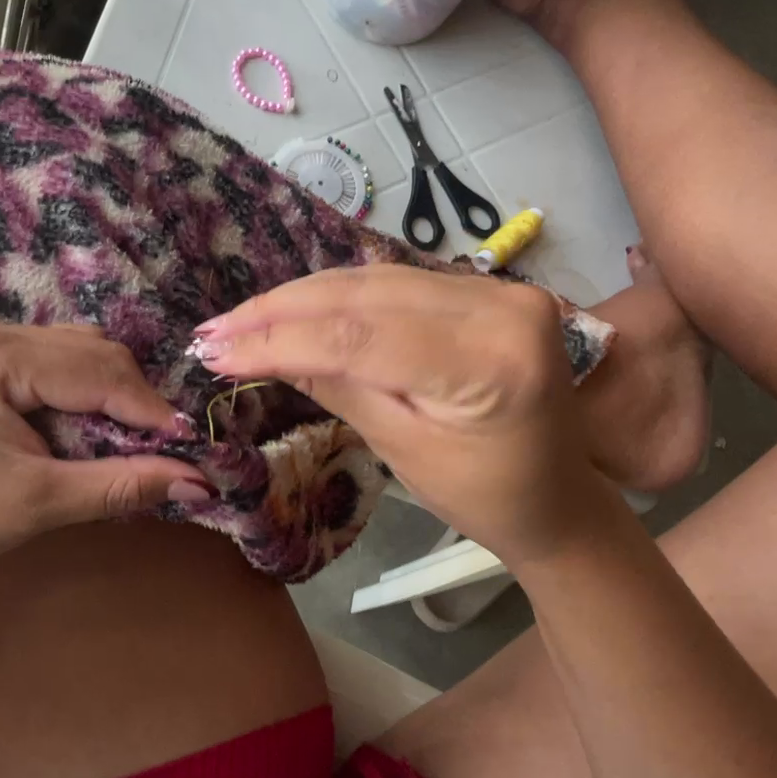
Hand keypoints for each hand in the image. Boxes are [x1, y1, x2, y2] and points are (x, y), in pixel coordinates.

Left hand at [0, 323, 212, 583]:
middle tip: (164, 450)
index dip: (150, 409)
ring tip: (132, 444)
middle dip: (133, 401)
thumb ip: (121, 486)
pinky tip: (93, 430)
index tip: (194, 446)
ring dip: (113, 395)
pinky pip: (57, 365)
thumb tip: (200, 482)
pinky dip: (86, 395)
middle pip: (93, 353)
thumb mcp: (40, 503)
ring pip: (80, 355)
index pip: (98, 370)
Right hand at [190, 266, 614, 565]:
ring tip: (240, 319)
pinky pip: (394, 282)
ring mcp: (498, 289)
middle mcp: (502, 305)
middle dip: (280, 311)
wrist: (561, 498)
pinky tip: (292, 306)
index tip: (216, 350)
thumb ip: (336, 385)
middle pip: (364, 295)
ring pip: (372, 279)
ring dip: (300, 297)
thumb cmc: (486, 497)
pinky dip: (337, 295)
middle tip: (215, 330)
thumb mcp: (403, 448)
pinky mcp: (485, 287)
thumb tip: (255, 349)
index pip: (360, 336)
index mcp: (491, 361)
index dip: (279, 339)